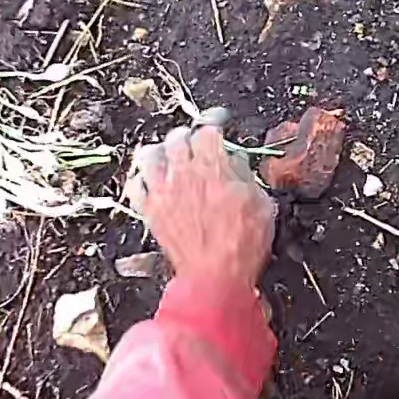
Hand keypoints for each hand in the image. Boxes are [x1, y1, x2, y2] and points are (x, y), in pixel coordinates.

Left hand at [125, 123, 275, 290]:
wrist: (215, 276)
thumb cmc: (243, 243)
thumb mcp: (262, 203)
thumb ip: (246, 176)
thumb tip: (237, 163)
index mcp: (214, 168)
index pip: (209, 131)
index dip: (216, 122)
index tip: (221, 122)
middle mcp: (184, 174)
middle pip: (178, 138)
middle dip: (190, 134)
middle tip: (197, 139)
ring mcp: (163, 192)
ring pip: (150, 155)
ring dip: (161, 149)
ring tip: (169, 151)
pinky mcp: (151, 212)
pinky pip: (136, 185)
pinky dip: (142, 177)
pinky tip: (151, 178)